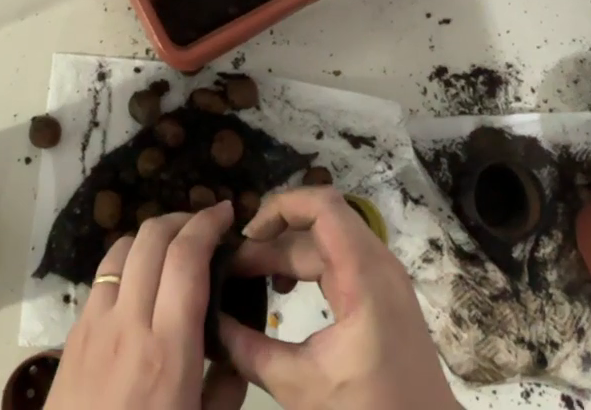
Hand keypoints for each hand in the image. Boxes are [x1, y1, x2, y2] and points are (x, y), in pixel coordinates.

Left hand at [46, 201, 247, 409]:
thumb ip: (227, 384)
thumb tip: (236, 345)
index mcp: (168, 348)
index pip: (186, 258)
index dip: (207, 225)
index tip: (228, 213)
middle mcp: (129, 321)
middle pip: (152, 238)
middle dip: (183, 217)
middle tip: (206, 222)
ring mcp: (95, 322)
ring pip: (123, 248)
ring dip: (153, 234)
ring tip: (175, 243)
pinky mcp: (74, 330)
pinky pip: (103, 275)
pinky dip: (128, 259)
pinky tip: (142, 277)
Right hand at [219, 187, 459, 409]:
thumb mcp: (301, 385)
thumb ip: (249, 350)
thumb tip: (208, 322)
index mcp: (365, 273)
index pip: (322, 204)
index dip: (279, 207)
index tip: (245, 237)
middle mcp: (377, 263)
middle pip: (316, 225)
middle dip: (271, 241)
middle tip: (231, 270)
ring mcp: (381, 277)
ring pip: (324, 242)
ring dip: (285, 254)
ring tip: (248, 279)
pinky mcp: (379, 293)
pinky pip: (336, 261)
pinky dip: (304, 267)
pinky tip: (281, 289)